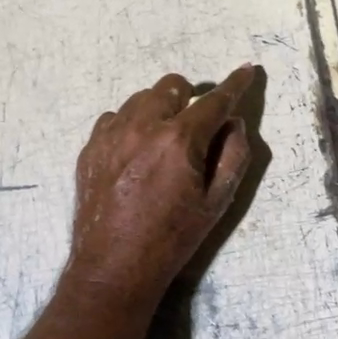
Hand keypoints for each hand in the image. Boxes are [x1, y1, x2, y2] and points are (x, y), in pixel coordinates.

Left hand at [69, 65, 258, 301]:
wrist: (113, 269)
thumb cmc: (173, 238)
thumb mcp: (218, 202)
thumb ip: (234, 155)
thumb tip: (233, 122)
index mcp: (180, 140)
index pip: (215, 100)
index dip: (235, 83)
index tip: (247, 69)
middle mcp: (143, 127)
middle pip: (172, 85)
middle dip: (189, 97)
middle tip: (194, 125)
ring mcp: (111, 135)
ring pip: (141, 98)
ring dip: (159, 109)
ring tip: (162, 141)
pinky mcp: (90, 148)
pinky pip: (114, 117)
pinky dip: (131, 124)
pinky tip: (135, 152)